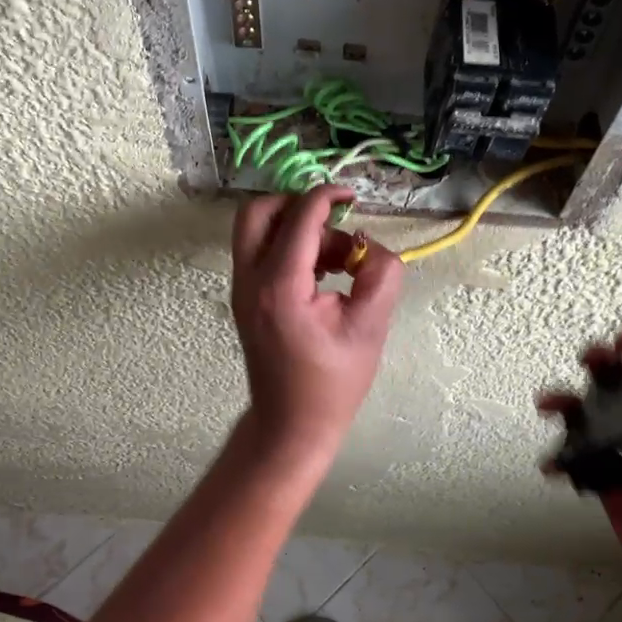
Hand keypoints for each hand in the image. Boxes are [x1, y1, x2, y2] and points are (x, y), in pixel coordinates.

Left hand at [230, 186, 403, 454]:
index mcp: (281, 286)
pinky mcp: (243, 296)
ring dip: (295, 227)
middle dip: (298, 204)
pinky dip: (286, 245)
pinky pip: (258, 250)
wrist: (290, 425)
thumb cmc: (333, 382)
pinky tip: (320, 272)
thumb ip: (380, 275)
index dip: (328, 196)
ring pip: (256, 228)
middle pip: (260, 211)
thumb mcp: (370, 327)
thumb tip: (370, 246)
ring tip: (335, 259)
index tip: (353, 196)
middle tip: (332, 222)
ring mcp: (241, 288)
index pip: (300, 217)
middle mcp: (251, 279)